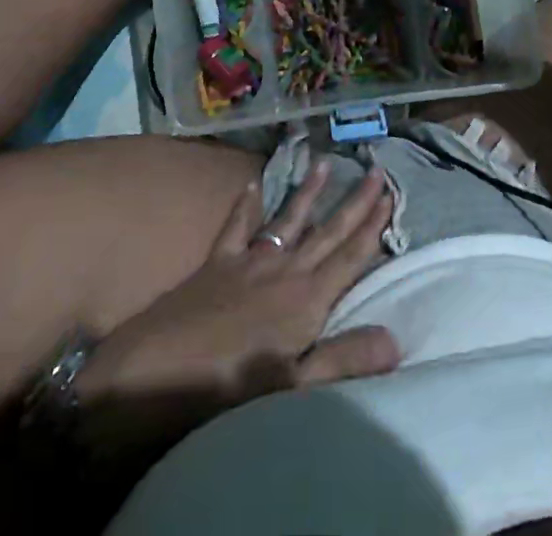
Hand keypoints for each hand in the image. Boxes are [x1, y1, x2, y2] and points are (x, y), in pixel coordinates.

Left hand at [74, 165, 399, 455]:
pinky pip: (236, 226)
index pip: (350, 257)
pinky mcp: (216, 263)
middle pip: (327, 231)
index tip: (390, 195)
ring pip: (287, 220)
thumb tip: (397, 339)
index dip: (373, 227)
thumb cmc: (228, 387)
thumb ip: (344, 359)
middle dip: (354, 202)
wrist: (153, 371)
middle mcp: (283, 271)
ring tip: (325, 163)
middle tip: (375, 170)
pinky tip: (254, 184)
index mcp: (306, 300)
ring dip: (308, 193)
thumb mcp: (293, 386)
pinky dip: (247, 205)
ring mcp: (247, 262)